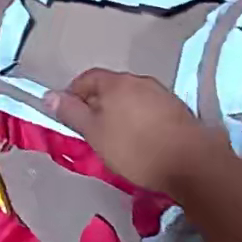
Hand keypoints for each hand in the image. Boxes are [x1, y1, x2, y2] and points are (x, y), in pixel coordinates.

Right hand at [49, 69, 226, 193]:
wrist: (192, 163)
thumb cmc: (135, 148)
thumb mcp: (94, 133)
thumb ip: (71, 113)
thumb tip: (48, 95)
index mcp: (114, 82)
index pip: (86, 78)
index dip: (74, 94)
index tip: (70, 116)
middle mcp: (138, 80)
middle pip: (110, 86)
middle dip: (97, 104)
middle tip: (92, 130)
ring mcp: (161, 93)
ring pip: (131, 97)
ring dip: (120, 112)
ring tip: (117, 138)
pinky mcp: (178, 109)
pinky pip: (149, 108)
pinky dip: (140, 119)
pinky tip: (143, 141)